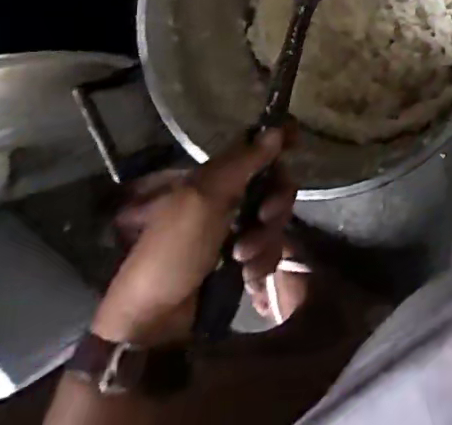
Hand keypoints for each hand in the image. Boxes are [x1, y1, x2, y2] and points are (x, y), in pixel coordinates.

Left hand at [93, 122, 299, 346]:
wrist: (153, 322)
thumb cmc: (172, 253)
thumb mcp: (204, 200)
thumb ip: (242, 163)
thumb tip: (276, 129)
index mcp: (214, 178)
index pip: (255, 146)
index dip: (279, 140)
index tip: (297, 143)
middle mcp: (229, 198)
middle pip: (276, 184)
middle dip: (275, 203)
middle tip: (263, 218)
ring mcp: (236, 230)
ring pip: (276, 219)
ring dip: (266, 239)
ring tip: (242, 259)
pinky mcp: (243, 259)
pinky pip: (271, 248)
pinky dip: (262, 261)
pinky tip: (246, 276)